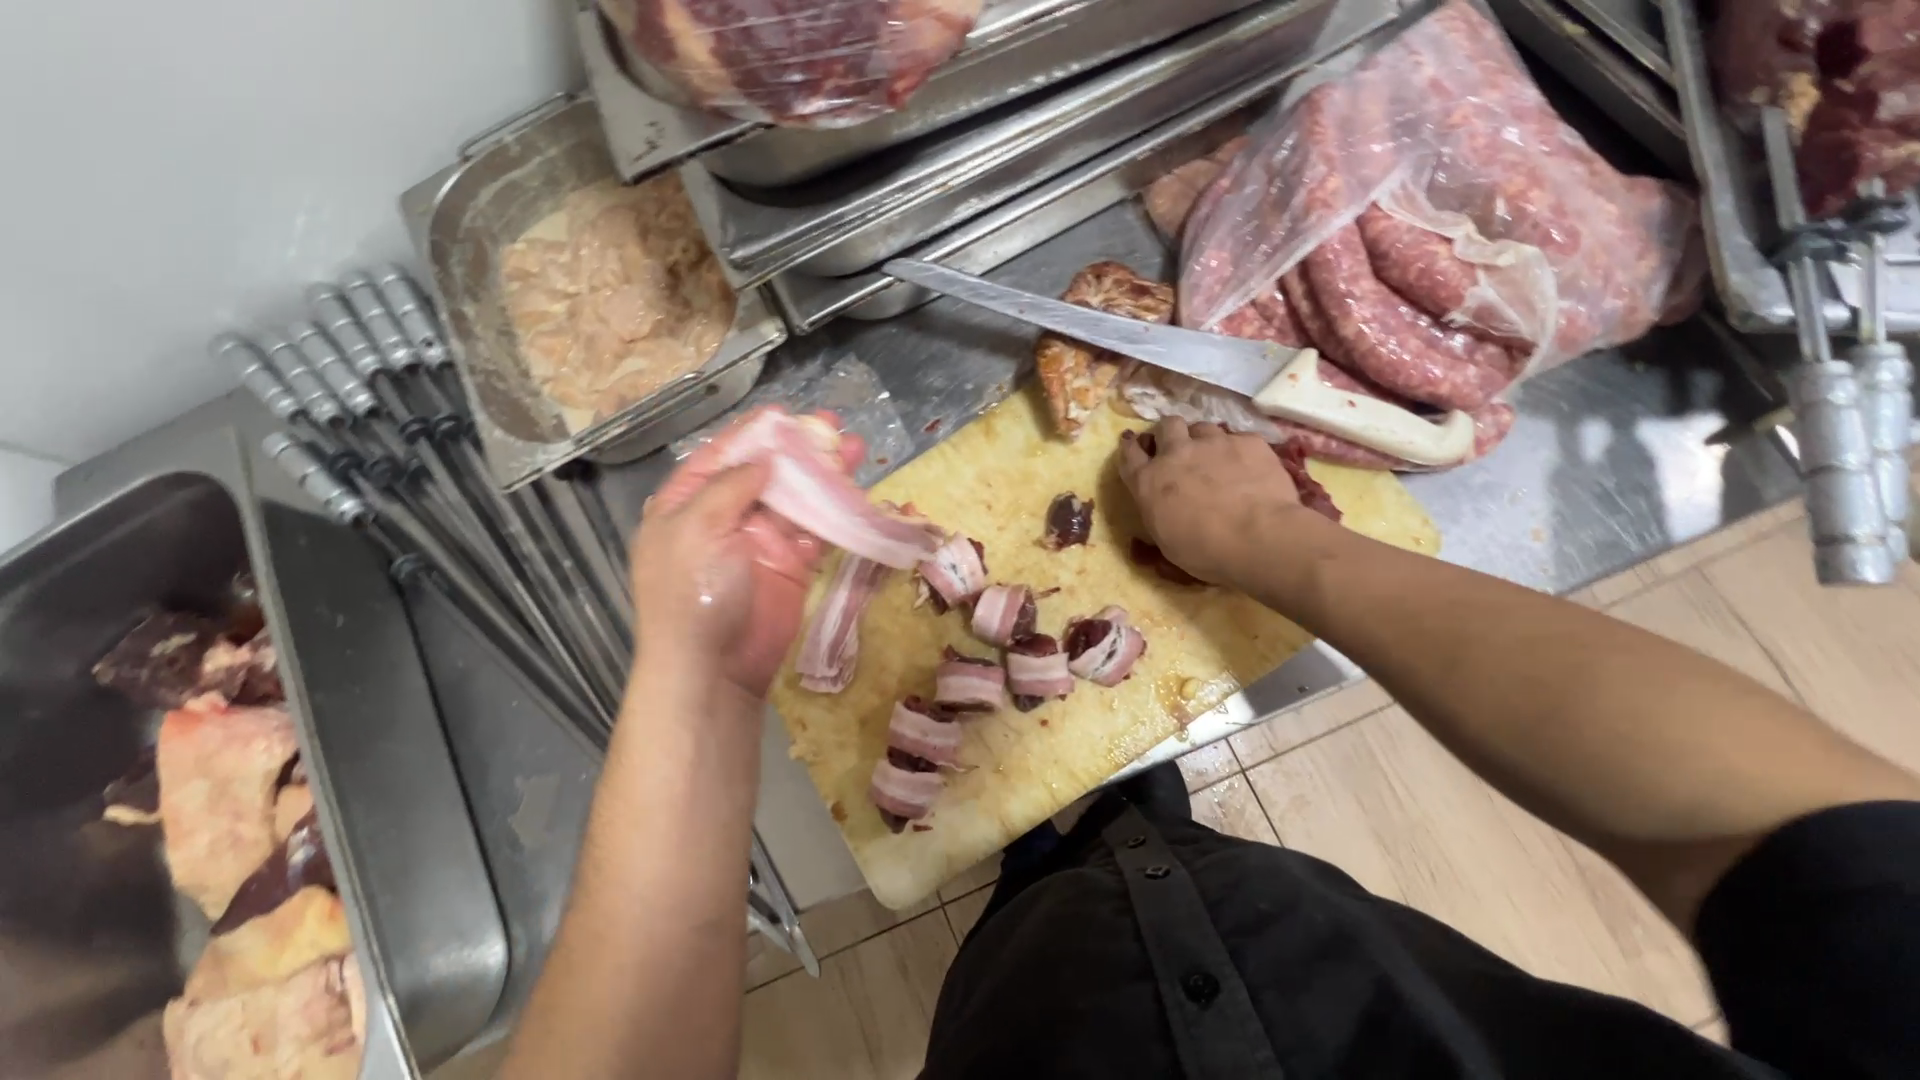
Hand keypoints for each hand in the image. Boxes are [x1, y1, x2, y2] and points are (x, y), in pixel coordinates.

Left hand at [633, 408, 865, 697]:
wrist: (715, 668)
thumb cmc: (692, 594)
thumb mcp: (695, 530)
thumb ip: (729, 487)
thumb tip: (763, 459)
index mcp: (687, 505)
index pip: (720, 458)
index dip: (751, 435)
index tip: (784, 415)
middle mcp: (725, 518)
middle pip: (766, 473)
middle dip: (798, 450)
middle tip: (832, 427)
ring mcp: (761, 542)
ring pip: (797, 498)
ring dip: (824, 475)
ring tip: (855, 450)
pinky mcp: (792, 565)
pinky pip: (816, 530)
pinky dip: (835, 511)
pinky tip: (856, 492)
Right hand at [1118, 419, 1315, 586]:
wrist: (1257, 538)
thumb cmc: (1205, 551)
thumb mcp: (1165, 540)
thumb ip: (1159, 511)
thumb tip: (1162, 506)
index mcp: (1149, 481)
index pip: (1129, 452)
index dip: (1130, 446)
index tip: (1133, 444)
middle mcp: (1176, 453)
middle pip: (1166, 426)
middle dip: (1170, 433)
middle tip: (1179, 449)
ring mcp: (1213, 443)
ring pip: (1202, 427)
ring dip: (1203, 440)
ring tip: (1216, 458)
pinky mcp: (1247, 442)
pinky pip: (1238, 439)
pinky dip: (1238, 451)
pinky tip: (1249, 468)